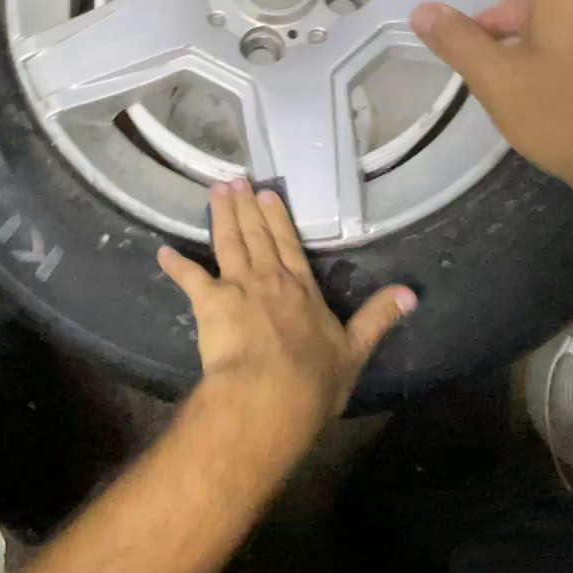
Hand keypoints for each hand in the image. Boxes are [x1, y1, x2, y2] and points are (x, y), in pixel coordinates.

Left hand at [157, 179, 415, 431]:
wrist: (271, 393)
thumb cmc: (313, 378)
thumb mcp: (355, 349)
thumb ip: (379, 318)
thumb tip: (411, 293)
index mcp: (301, 289)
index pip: (289, 245)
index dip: (278, 219)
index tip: (268, 194)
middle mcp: (269, 279)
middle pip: (256, 235)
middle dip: (245, 206)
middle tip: (234, 180)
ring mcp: (238, 287)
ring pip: (228, 243)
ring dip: (221, 216)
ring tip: (214, 191)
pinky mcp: (210, 302)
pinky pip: (189, 278)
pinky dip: (175, 264)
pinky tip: (162, 250)